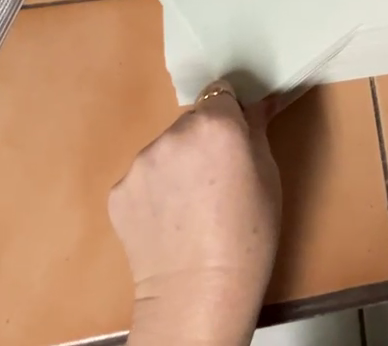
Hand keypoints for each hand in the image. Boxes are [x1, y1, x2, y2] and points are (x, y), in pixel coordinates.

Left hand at [110, 81, 286, 345]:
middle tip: (216, 179)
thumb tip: (261, 100)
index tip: (234, 141)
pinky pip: (143, 179)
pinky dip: (154, 192)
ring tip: (190, 206)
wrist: (199, 293)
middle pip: (191, 122)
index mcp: (216, 123)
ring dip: (176, 165)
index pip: (220, 94)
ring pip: (165, 149)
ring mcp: (141, 162)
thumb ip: (258, 129)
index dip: (229, 116)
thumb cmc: (250, 234)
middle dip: (202, 141)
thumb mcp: (268, 175)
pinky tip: (168, 221)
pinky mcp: (119, 191)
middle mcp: (174, 132)